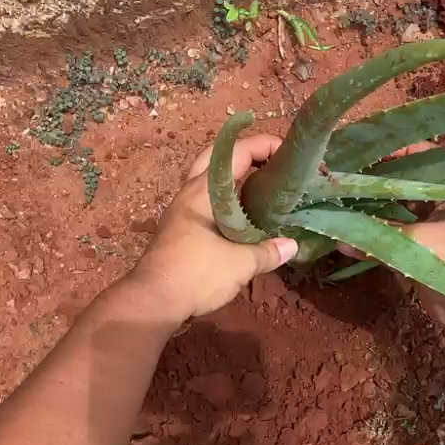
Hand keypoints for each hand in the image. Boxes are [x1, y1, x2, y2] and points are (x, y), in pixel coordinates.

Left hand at [126, 132, 297, 320]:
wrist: (154, 300)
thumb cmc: (197, 273)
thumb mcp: (240, 263)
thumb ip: (267, 252)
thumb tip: (291, 246)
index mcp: (205, 189)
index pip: (236, 152)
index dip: (263, 145)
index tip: (287, 152)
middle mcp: (190, 193)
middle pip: (217, 159)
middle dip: (244, 156)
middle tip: (270, 166)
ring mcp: (181, 212)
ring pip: (209, 183)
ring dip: (234, 182)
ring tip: (262, 193)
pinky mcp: (178, 231)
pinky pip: (205, 205)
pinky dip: (226, 204)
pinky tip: (242, 221)